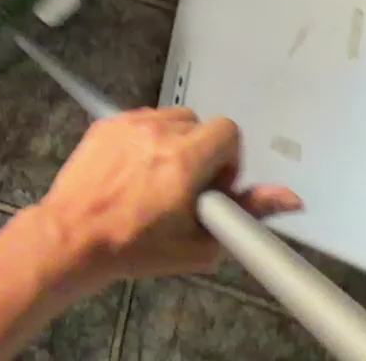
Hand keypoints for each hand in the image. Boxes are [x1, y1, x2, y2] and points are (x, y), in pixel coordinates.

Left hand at [32, 108, 301, 285]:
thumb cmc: (137, 246)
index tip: (214, 186)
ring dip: (173, 141)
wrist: (75, 234)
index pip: (228, 131)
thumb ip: (247, 214)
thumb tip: (291, 198)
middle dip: (202, 151)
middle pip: (199, 123)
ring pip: (168, 118)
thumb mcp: (200, 244)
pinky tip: (133, 169)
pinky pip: (139, 120)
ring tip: (159, 177)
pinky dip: (144, 137)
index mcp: (184, 159)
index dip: (228, 159)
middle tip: (188, 186)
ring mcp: (127, 123)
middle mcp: (157, 131)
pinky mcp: (105, 122)